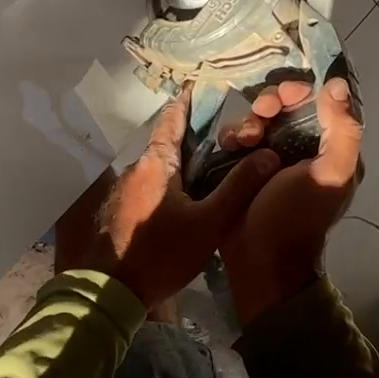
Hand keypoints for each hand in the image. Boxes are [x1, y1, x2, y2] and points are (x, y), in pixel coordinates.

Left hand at [53, 83, 280, 308]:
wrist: (110, 292)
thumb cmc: (161, 253)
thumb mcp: (208, 222)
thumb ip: (238, 188)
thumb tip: (268, 154)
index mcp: (156, 163)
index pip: (172, 120)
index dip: (186, 102)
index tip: (198, 85)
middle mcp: (136, 168)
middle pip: (168, 143)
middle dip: (192, 134)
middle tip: (222, 128)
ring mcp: (125, 190)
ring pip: (160, 166)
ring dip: (181, 161)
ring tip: (212, 162)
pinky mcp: (121, 211)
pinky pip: (152, 185)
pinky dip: (171, 181)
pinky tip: (188, 196)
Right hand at [218, 76, 362, 323]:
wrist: (258, 258)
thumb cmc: (297, 215)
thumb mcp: (329, 173)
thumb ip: (343, 130)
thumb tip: (338, 85)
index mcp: (329, 148)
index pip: (319, 103)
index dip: (302, 91)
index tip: (287, 93)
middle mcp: (301, 147)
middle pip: (285, 105)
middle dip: (271, 102)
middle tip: (260, 112)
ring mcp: (270, 155)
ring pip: (258, 118)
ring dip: (248, 120)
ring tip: (243, 140)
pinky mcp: (243, 164)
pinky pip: (236, 136)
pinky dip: (232, 135)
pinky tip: (230, 147)